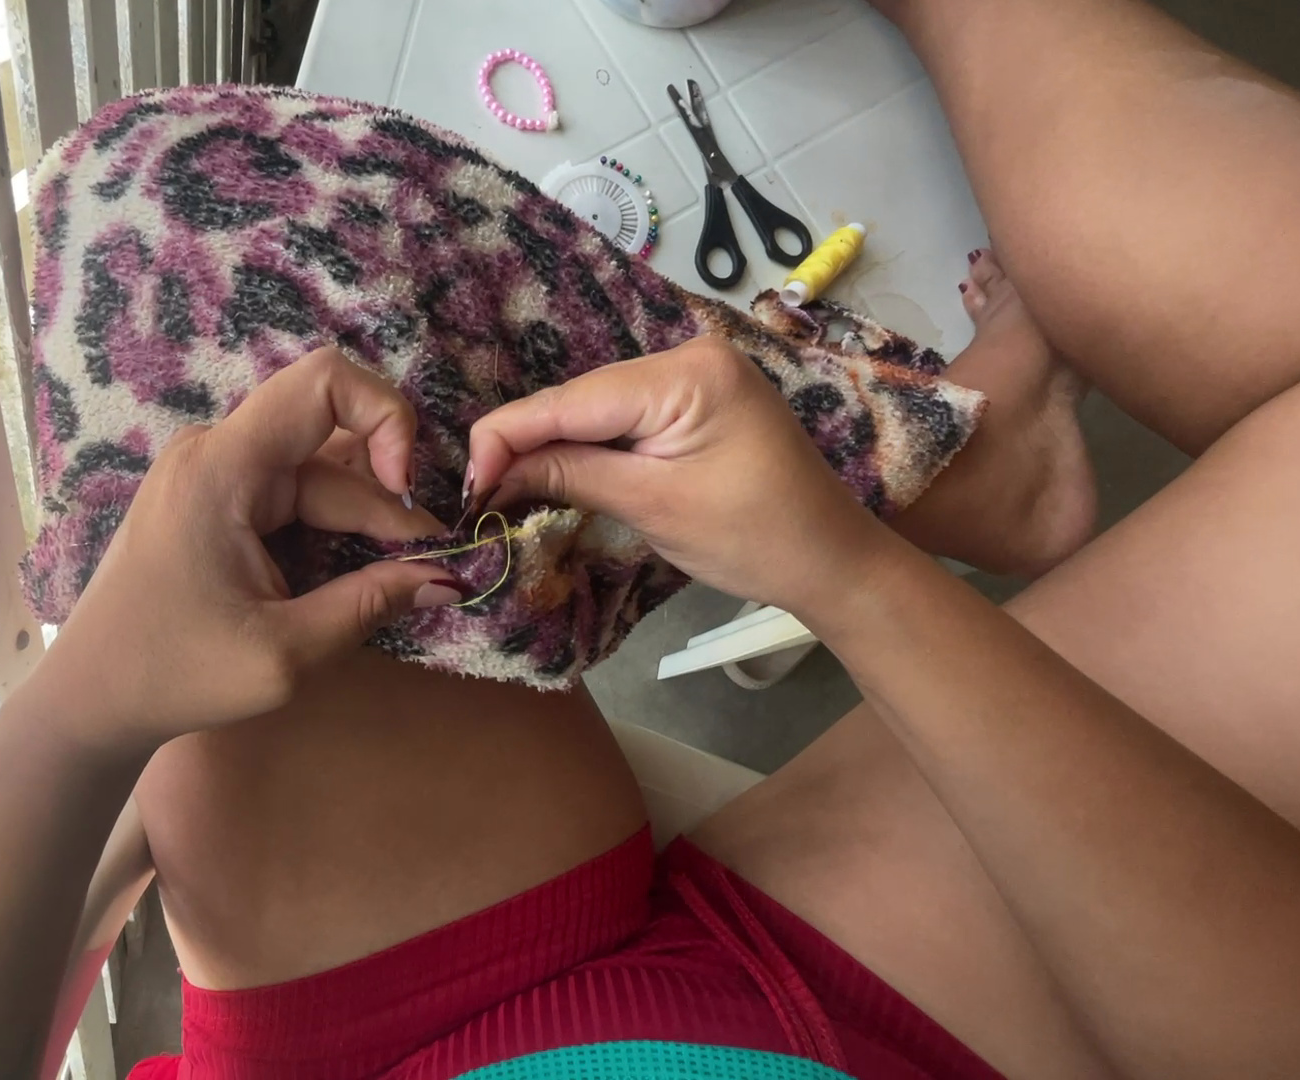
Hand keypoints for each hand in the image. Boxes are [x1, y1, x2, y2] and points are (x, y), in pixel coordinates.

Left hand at [32, 348, 459, 745]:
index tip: (408, 493)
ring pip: (317, 476)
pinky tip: (353, 569)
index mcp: (222, 468)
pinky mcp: (215, 500)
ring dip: (362, 522)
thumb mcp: (286, 653)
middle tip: (429, 567)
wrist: (91, 698)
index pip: (324, 383)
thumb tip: (449, 578)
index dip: (386, 418)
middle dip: (386, 505)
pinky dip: (331, 529)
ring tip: (398, 575)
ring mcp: (213, 473)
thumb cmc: (175, 675)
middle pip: (331, 448)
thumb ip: (371, 605)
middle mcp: (217, 452)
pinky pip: (291, 495)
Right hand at [465, 336, 896, 614]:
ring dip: (549, 447)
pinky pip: (618, 416)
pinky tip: (553, 471)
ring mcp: (691, 373)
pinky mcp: (691, 398)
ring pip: (591, 408)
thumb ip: (569, 475)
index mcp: (685, 374)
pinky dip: (584, 446)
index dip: (506, 438)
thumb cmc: (753, 540)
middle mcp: (686, 355)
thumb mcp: (652, 507)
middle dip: (524, 445)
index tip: (468, 485)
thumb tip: (492, 472)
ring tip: (506, 487)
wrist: (831, 559)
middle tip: (482, 494)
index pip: (569, 400)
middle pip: (576, 399)